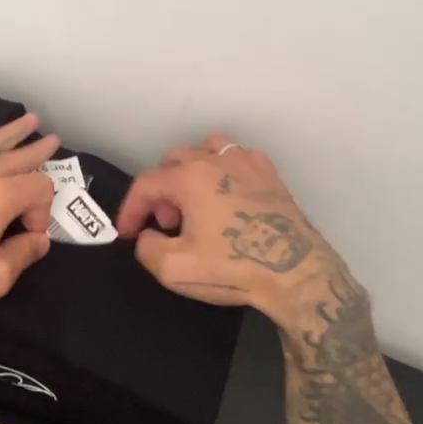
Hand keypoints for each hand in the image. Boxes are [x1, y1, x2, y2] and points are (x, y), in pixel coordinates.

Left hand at [0, 112, 58, 325]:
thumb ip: (23, 254)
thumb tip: (38, 241)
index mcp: (1, 197)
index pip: (39, 188)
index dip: (44, 211)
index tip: (30, 236)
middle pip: (16, 157)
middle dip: (37, 151)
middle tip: (54, 141)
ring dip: (8, 132)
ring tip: (27, 120)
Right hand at [116, 133, 345, 326]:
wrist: (295, 273)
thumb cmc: (231, 267)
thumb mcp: (173, 268)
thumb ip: (147, 248)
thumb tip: (150, 236)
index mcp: (190, 177)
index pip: (146, 184)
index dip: (129, 210)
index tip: (126, 234)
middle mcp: (218, 161)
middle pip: (174, 161)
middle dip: (161, 191)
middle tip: (166, 223)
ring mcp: (248, 164)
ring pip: (208, 150)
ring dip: (191, 172)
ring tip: (194, 203)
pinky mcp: (271, 176)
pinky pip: (239, 158)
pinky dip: (224, 172)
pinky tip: (226, 197)